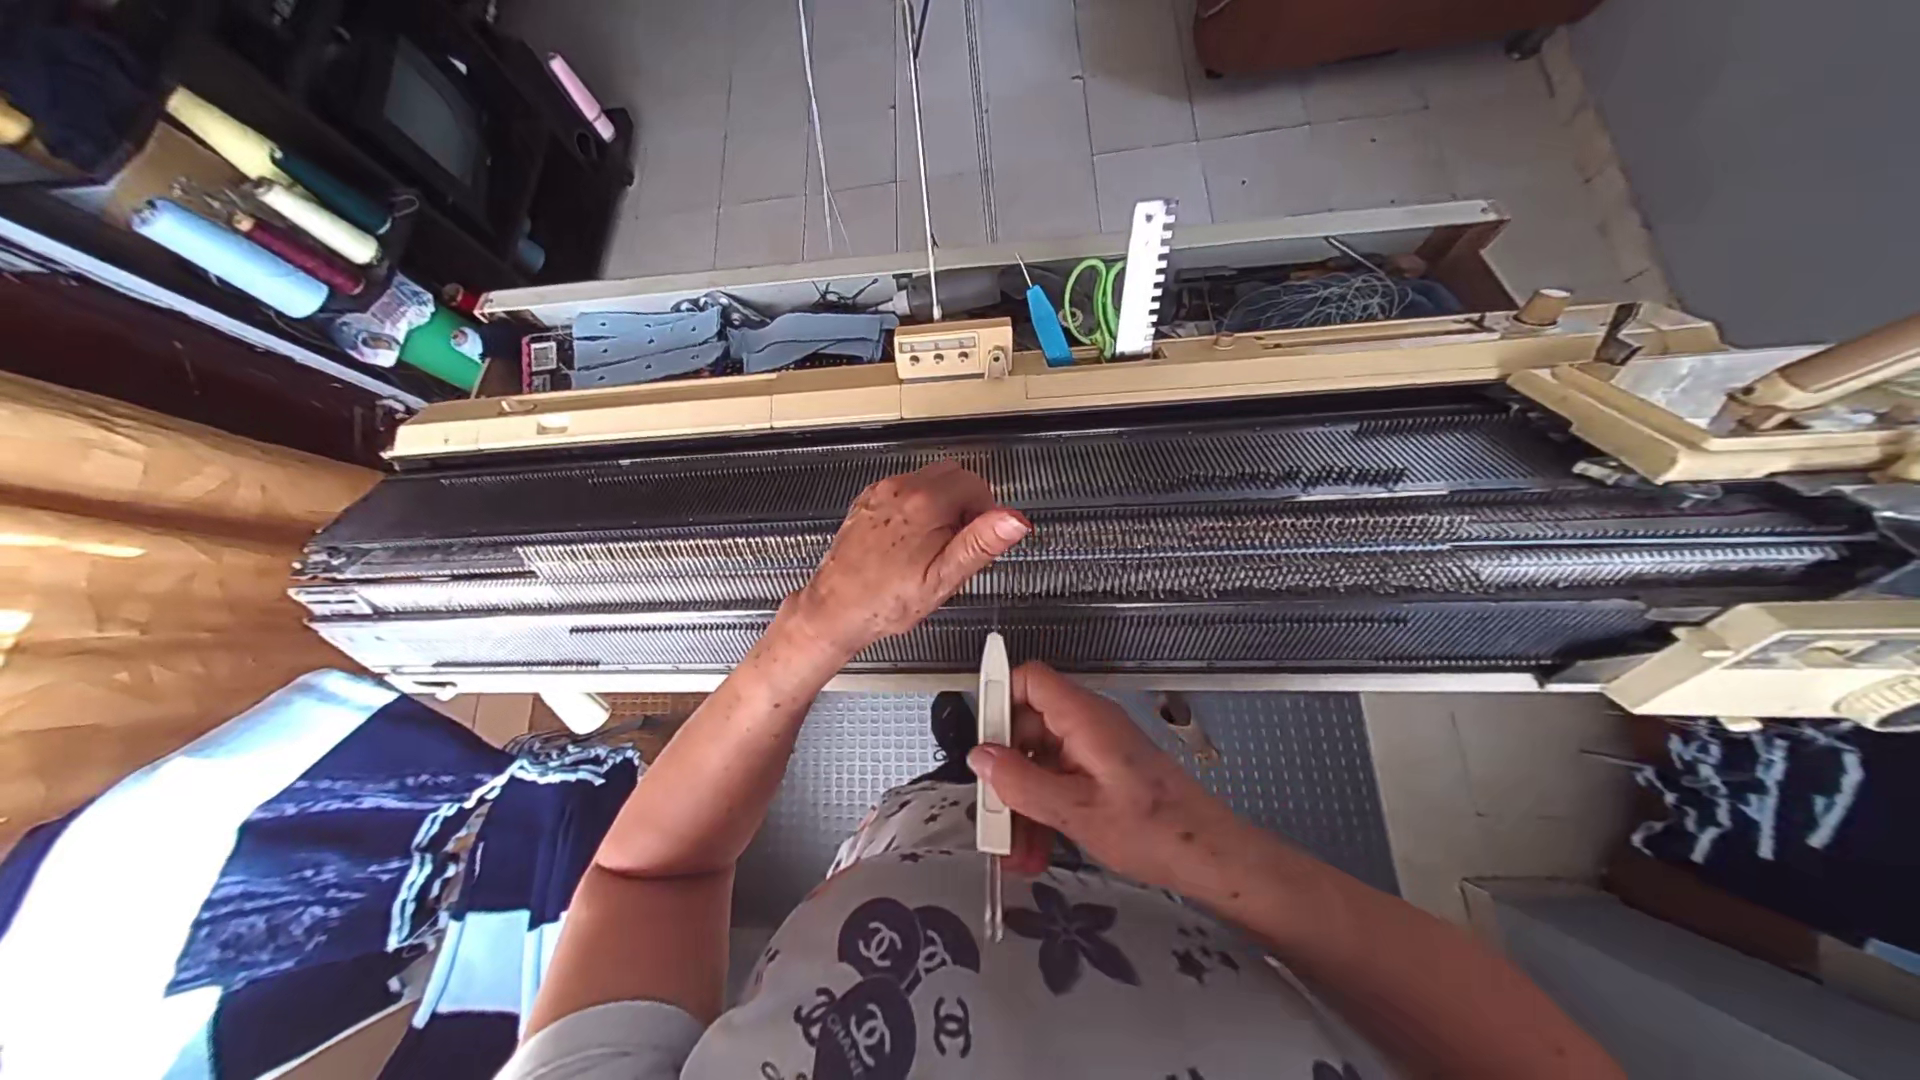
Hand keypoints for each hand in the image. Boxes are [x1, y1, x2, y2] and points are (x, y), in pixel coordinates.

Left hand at [784, 462, 1029, 661]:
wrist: (836, 609)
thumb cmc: (884, 602)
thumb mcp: (943, 578)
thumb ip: (981, 543)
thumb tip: (1013, 519)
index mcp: (924, 504)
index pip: (976, 483)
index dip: (985, 512)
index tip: (975, 537)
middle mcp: (900, 489)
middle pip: (953, 474)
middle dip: (965, 504)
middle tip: (957, 542)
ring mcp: (881, 493)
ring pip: (929, 480)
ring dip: (941, 503)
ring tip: (932, 545)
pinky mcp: (868, 501)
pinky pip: (905, 490)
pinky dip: (917, 506)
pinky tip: (909, 541)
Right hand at [968, 662, 1258, 894]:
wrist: (1211, 858)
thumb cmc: (1158, 830)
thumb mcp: (1077, 811)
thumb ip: (1022, 782)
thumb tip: (980, 757)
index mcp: (1084, 718)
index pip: (1029, 679)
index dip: (999, 698)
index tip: (978, 737)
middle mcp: (1087, 725)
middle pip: (1025, 726)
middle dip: (1004, 771)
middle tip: (994, 812)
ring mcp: (1093, 750)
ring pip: (1038, 760)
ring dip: (1021, 802)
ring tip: (1015, 850)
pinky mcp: (1099, 774)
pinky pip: (1057, 780)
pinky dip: (1042, 810)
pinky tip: (1036, 850)